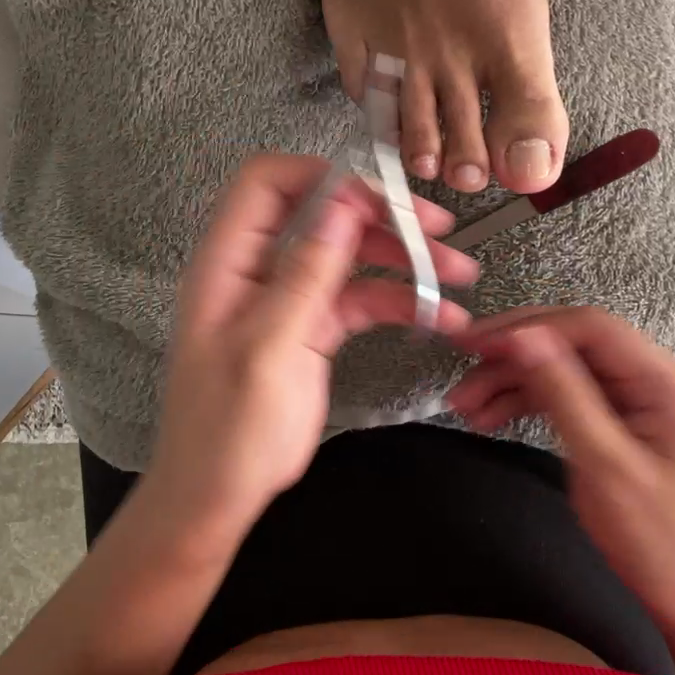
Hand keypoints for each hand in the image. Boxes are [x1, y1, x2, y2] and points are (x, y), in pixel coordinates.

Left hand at [147, 155, 476, 533]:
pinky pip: (357, 299)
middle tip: (438, 229)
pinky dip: (397, 302)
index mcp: (229, 260)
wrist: (216, 498)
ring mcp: (285, 298)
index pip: (268, 183)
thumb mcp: (270, 348)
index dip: (321, 176)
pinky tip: (439, 316)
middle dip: (381, 217)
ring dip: (402, 260)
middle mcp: (258, 268)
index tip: (378, 196)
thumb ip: (307, 273)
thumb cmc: (228, 430)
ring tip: (458, 273)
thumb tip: (340, 203)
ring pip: (347, 255)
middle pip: (321, 214)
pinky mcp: (309, 328)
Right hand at [445, 307, 674, 627]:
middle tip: (462, 371)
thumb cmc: (658, 542)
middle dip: (513, 358)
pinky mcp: (628, 415)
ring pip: (564, 368)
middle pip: (573, 345)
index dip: (528, 328)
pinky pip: (571, 392)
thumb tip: (521, 337)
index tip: (477, 342)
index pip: (591, 329)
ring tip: (465, 405)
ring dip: (512, 383)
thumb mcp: (602, 464)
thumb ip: (562, 393)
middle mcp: (662, 377)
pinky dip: (530, 402)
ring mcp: (645, 396)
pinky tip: (491, 416)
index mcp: (671, 381)